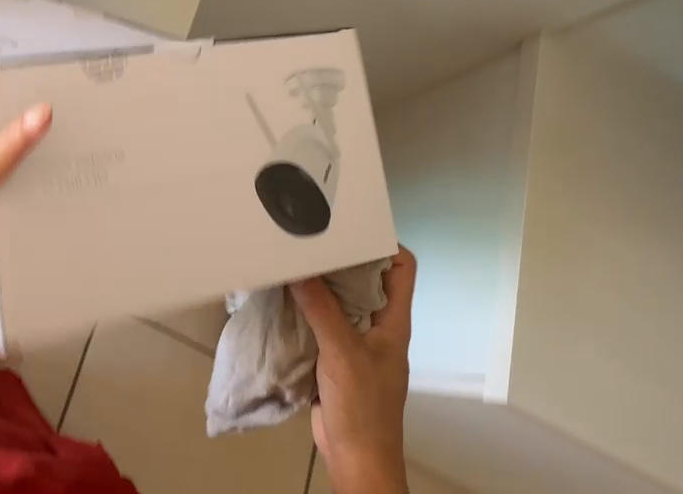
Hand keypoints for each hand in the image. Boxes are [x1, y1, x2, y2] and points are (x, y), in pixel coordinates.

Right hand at [292, 246, 416, 491]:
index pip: (401, 268)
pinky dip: (304, 304)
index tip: (347, 224)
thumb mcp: (342, 352)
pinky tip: (281, 293)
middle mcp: (376, 325)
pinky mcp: (333, 355)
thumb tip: (297, 266)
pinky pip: (320, 318)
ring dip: (318, 280)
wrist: (356, 458)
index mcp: (393, 321)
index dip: (382, 242)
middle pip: (365, 278)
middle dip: (340, 256)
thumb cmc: (363, 407)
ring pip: (339, 297)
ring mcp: (355, 340)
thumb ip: (320, 309)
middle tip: (309, 233)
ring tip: (291, 255)